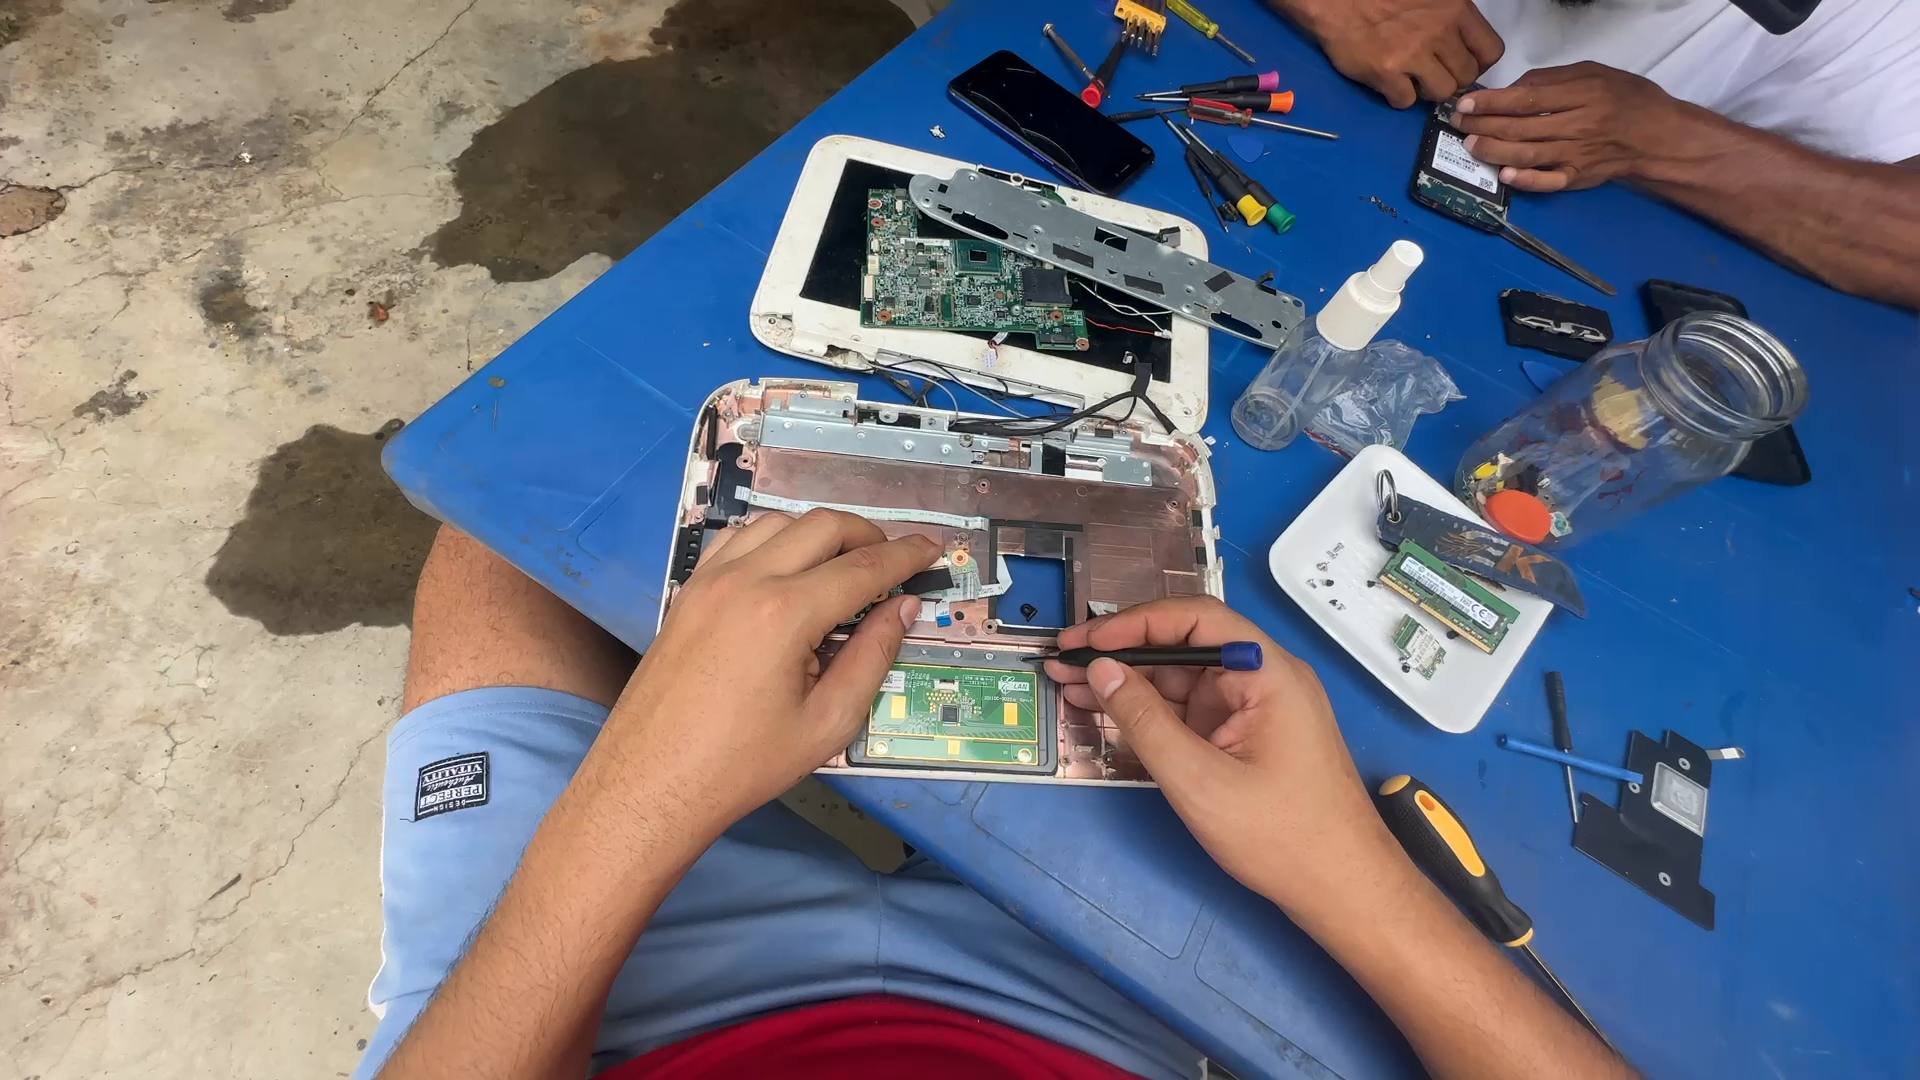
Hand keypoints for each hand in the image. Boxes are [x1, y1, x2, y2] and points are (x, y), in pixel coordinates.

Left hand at [596, 510, 936, 843]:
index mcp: (785, 613)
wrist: (649, 786)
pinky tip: (786, 567)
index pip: (864, 566)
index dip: (906, 554)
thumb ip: (873, 656)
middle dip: (868, 534)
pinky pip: (737, 539)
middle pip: (823, 526)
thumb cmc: (744, 765)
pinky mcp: (688, 591)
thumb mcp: (828, 722)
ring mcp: (710, 580)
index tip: (932, 547)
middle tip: (893, 561)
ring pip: (778, 522)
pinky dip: (774, 538)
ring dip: (820, 532)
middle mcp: (747, 580)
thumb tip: (903, 608)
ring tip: (843, 564)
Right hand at [1045, 597, 1401, 915]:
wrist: (1344, 895)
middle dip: (1120, 652)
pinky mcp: (1238, 733)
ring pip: (1176, 677)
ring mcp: (1248, 706)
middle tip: (1063, 659)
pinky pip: (1185, 708)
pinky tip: (1103, 709)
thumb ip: (1144, 720)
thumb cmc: (1281, 837)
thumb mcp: (1200, 780)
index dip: (1136, 623)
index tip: (1088, 640)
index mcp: (1267, 672)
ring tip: (1067, 682)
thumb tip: (1099, 669)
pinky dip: (1144, 709)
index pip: (1195, 619)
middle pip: (1181, 645)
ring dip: (1124, 681)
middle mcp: (1260, 677)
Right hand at [1273, 0, 1502, 107]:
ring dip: (1428, 92)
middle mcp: (1441, 31)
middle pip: (1466, 76)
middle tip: (1434, 76)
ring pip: (1441, 92)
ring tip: (1414, 81)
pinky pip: (1406, 101)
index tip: (1461, 66)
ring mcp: (1414, 54)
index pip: (1491, 51)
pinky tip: (1392, 84)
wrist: (1343, 4)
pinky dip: (1400, 98)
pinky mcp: (1387, 73)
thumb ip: (1453, 16)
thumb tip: (1463, 46)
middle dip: (1452, 81)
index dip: (1478, 65)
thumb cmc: (1387, 0)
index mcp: (1457, 9)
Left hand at [1455, 62, 1705, 191]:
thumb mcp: (1595, 75)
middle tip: (1459, 124)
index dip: (1492, 102)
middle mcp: (1579, 124)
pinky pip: (1545, 181)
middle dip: (1483, 125)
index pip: (1528, 98)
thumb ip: (1552, 79)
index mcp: (1584, 93)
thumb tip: (1511, 89)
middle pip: (1521, 127)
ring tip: (1469, 144)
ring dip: (1492, 150)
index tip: (1465, 104)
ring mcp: (1576, 153)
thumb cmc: (1621, 99)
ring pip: (1526, 153)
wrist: (1656, 135)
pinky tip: (1503, 174)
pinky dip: (1524, 179)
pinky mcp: (1574, 177)